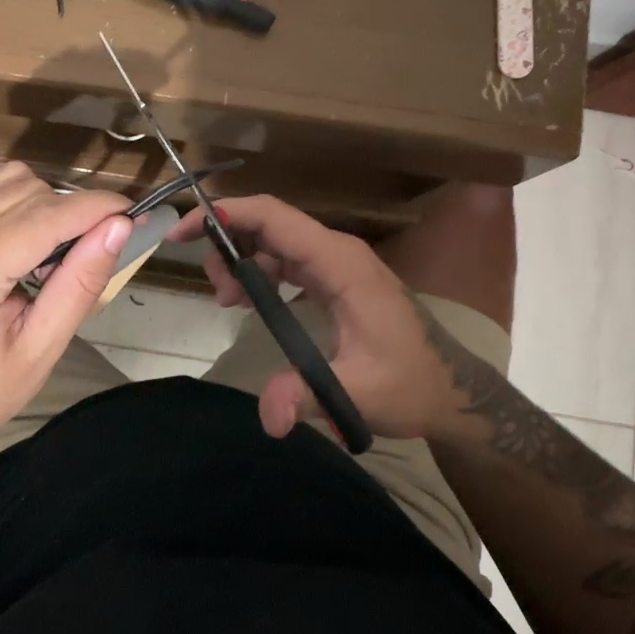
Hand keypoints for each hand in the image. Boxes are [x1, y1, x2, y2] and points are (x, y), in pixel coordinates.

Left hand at [0, 163, 132, 451]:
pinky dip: (19, 201)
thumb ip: (80, 283)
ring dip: (47, 201)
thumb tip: (118, 228)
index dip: (93, 207)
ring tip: (61, 246)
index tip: (134, 212)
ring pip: (7, 181)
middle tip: (101, 242)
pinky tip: (31, 238)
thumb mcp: (43, 347)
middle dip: (74, 208)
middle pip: (26, 193)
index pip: (41, 219)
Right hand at [169, 195, 472, 441]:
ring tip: (227, 301)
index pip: (276, 218)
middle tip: (215, 291)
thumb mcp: (357, 394)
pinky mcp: (335, 280)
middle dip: (227, 243)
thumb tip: (268, 418)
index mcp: (342, 264)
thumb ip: (306, 397)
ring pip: (274, 240)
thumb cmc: (410, 386)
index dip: (227, 215)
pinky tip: (248, 301)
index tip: (184, 233)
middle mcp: (338, 253)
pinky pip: (286, 259)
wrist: (451, 392)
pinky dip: (258, 272)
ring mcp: (337, 264)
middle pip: (269, 223)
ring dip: (240, 261)